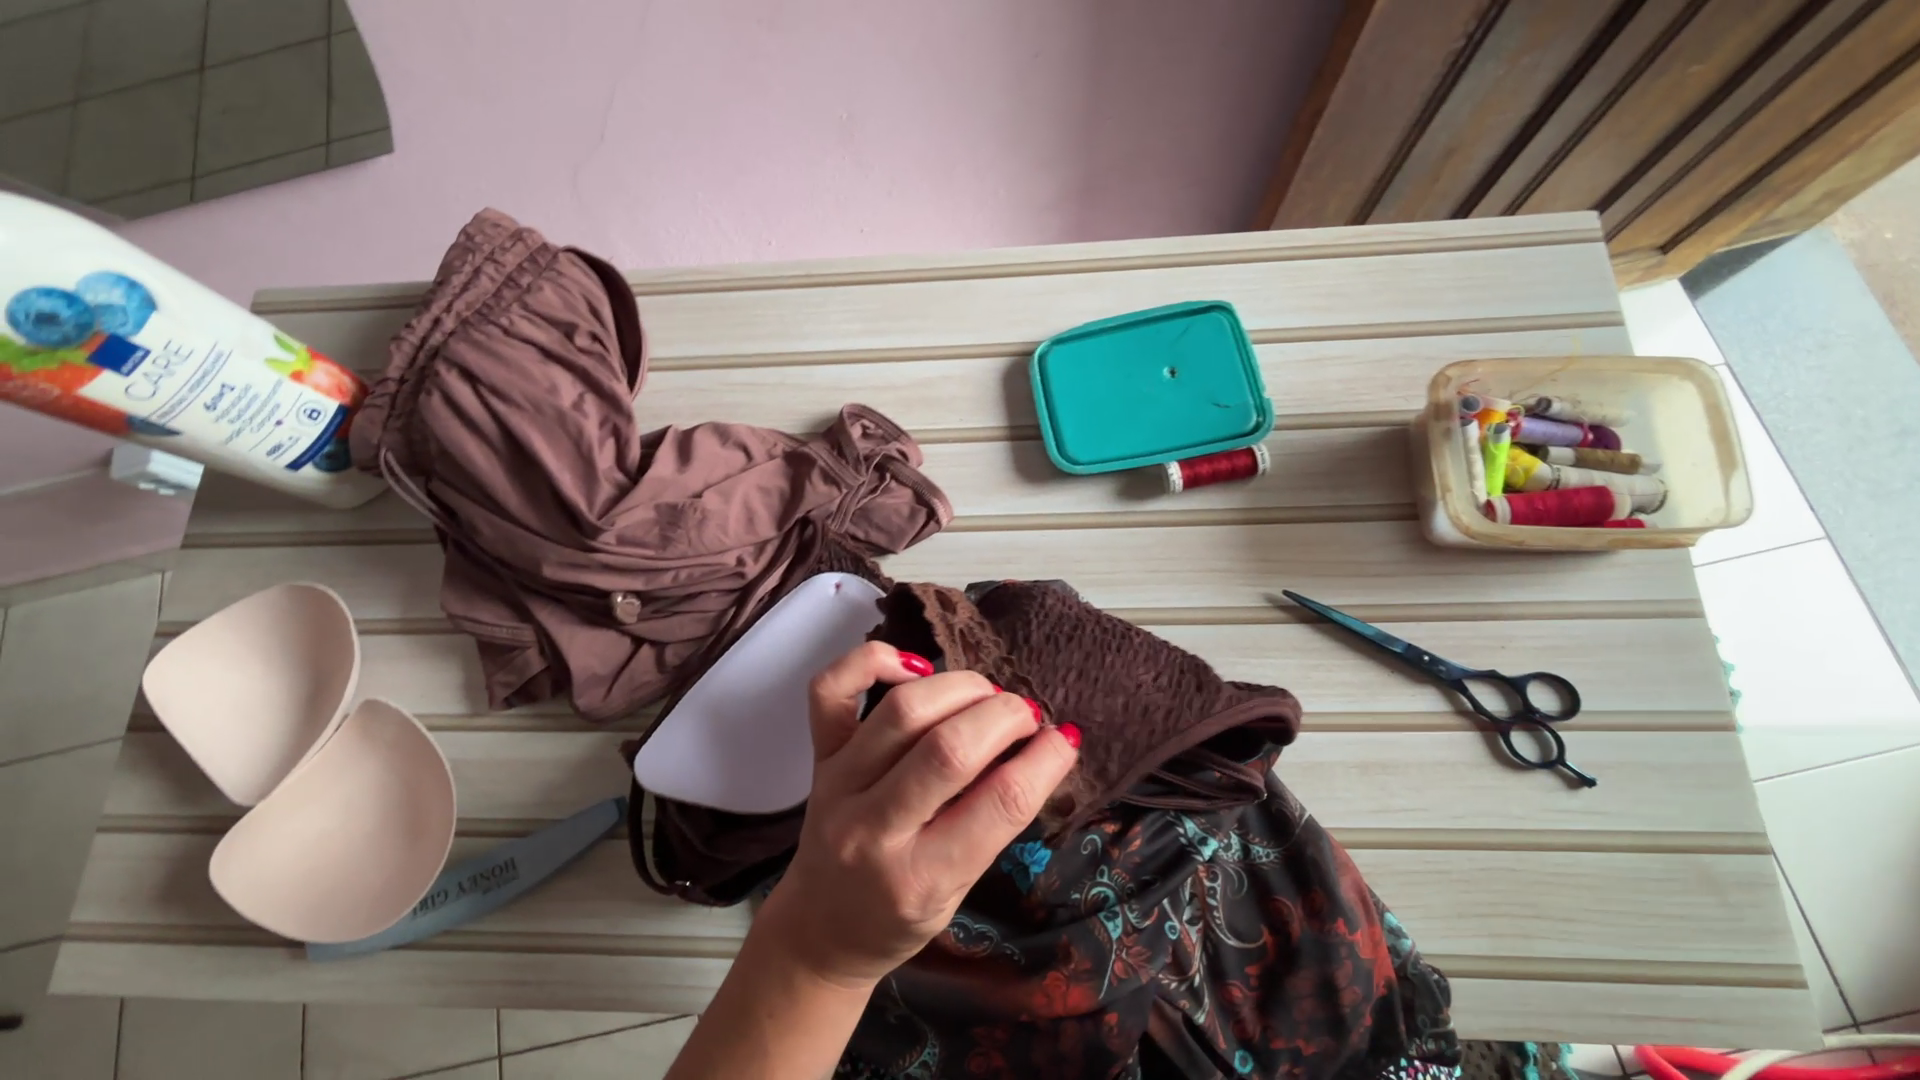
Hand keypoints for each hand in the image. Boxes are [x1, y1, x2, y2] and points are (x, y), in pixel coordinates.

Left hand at [756, 642, 1079, 989]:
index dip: (1043, 760)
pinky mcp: (817, 757)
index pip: (998, 804)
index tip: (1064, 738)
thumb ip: (993, 821)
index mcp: (920, 878)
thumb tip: (1043, 745)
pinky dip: (872, 662)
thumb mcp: (960, 890)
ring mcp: (837, 786)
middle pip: (948, 749)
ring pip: (901, 710)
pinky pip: (830, 689)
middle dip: (1004, 716)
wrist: (821, 931)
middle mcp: (872, 829)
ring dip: (959, 688)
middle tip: (1026, 716)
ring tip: (986, 696)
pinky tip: (913, 668)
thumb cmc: (900, 918)